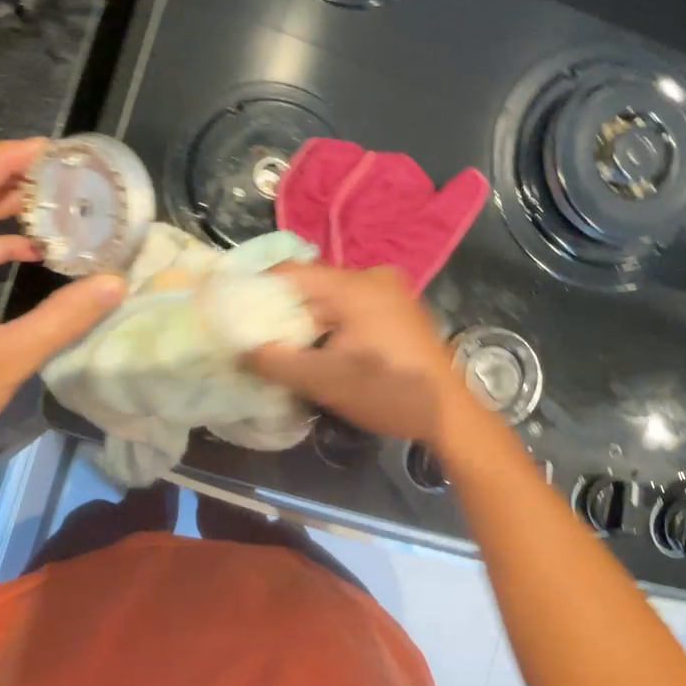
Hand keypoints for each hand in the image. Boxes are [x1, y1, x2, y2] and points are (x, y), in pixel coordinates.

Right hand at [244, 265, 468, 441]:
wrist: (449, 413)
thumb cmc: (386, 391)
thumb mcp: (323, 381)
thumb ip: (276, 362)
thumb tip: (239, 351)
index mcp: (353, 286)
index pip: (292, 272)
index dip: (259, 287)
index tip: (236, 309)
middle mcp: (373, 277)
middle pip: (314, 284)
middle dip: (285, 309)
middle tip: (258, 334)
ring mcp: (392, 292)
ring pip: (334, 297)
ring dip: (311, 319)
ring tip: (287, 345)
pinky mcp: (402, 310)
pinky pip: (355, 306)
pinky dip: (335, 323)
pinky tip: (324, 349)